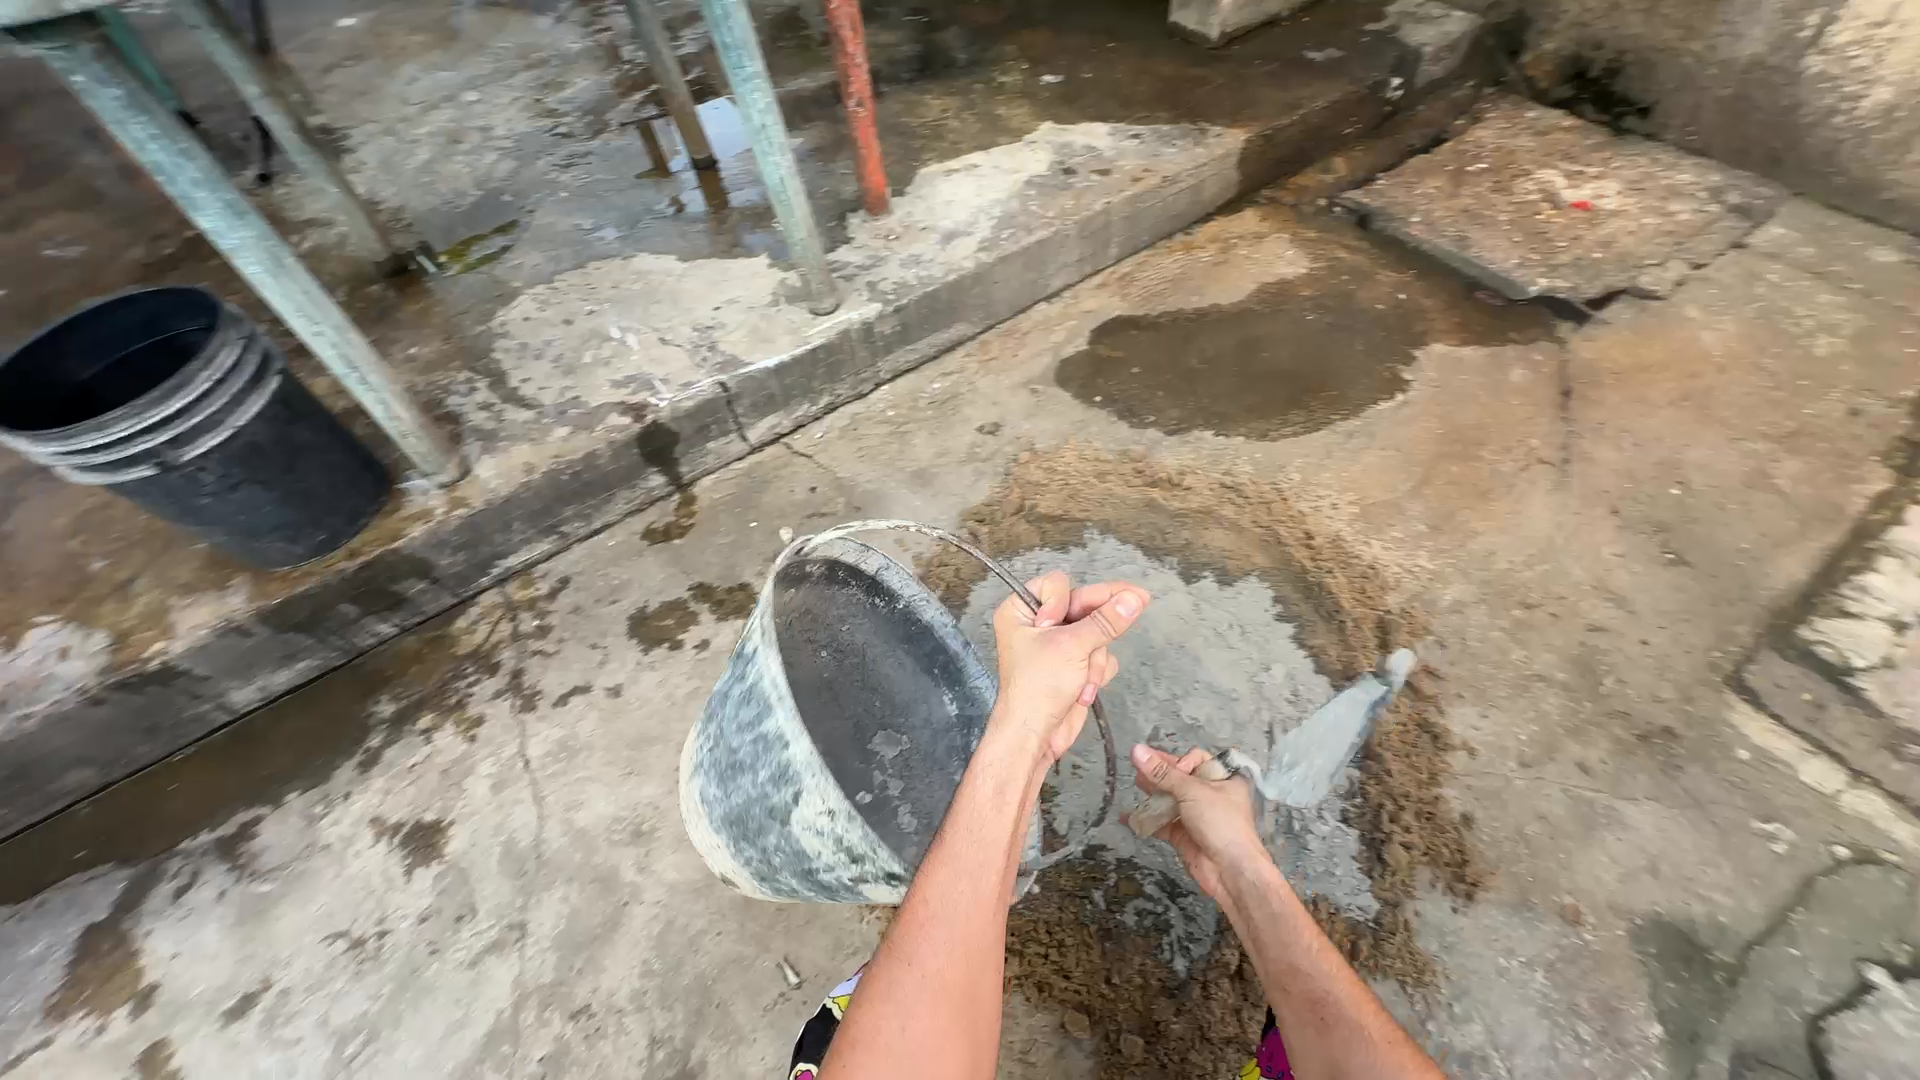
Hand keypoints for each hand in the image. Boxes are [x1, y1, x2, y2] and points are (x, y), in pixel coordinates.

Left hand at [987, 572, 1148, 764]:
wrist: (1036, 734)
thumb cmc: (1038, 686)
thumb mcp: (1072, 647)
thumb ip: (1106, 621)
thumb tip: (1133, 598)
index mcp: (1021, 610)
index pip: (1056, 584)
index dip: (1065, 602)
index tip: (1058, 624)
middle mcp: (1037, 623)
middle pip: (1082, 606)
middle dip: (1094, 630)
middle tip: (1140, 599)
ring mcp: (1057, 644)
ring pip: (1095, 633)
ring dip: (1094, 659)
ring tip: (1083, 679)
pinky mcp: (1073, 664)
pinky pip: (1099, 655)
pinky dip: (1096, 672)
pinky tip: (1085, 689)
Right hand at [1128, 745, 1269, 903]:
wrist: (1230, 871)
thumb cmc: (1220, 822)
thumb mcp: (1192, 791)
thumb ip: (1162, 773)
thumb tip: (1136, 749)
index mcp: (1223, 779)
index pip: (1197, 759)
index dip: (1181, 762)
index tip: (1171, 771)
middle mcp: (1210, 795)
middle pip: (1180, 779)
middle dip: (1159, 774)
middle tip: (1139, 768)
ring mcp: (1196, 816)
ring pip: (1170, 800)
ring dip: (1152, 794)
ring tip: (1136, 784)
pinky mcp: (1184, 835)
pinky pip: (1163, 823)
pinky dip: (1148, 820)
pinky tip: (1128, 816)